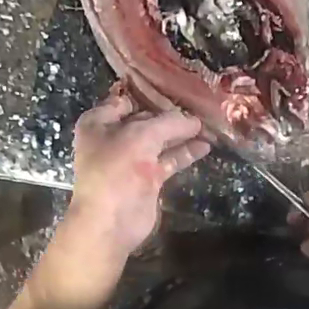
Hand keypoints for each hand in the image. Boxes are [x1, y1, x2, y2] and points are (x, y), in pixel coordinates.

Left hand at [60, 90, 210, 263]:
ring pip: (161, 141)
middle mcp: (114, 138)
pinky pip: (168, 160)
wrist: (110, 219)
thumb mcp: (142, 135)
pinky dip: (185, 153)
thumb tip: (193, 120)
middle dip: (171, 115)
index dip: (151, 95)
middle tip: (199, 106)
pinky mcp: (148, 179)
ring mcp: (132, 160)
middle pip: (147, 120)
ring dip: (182, 134)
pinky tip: (204, 146)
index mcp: (99, 122)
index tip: (178, 89)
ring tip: (208, 126)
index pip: (128, 100)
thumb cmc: (117, 169)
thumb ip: (169, 123)